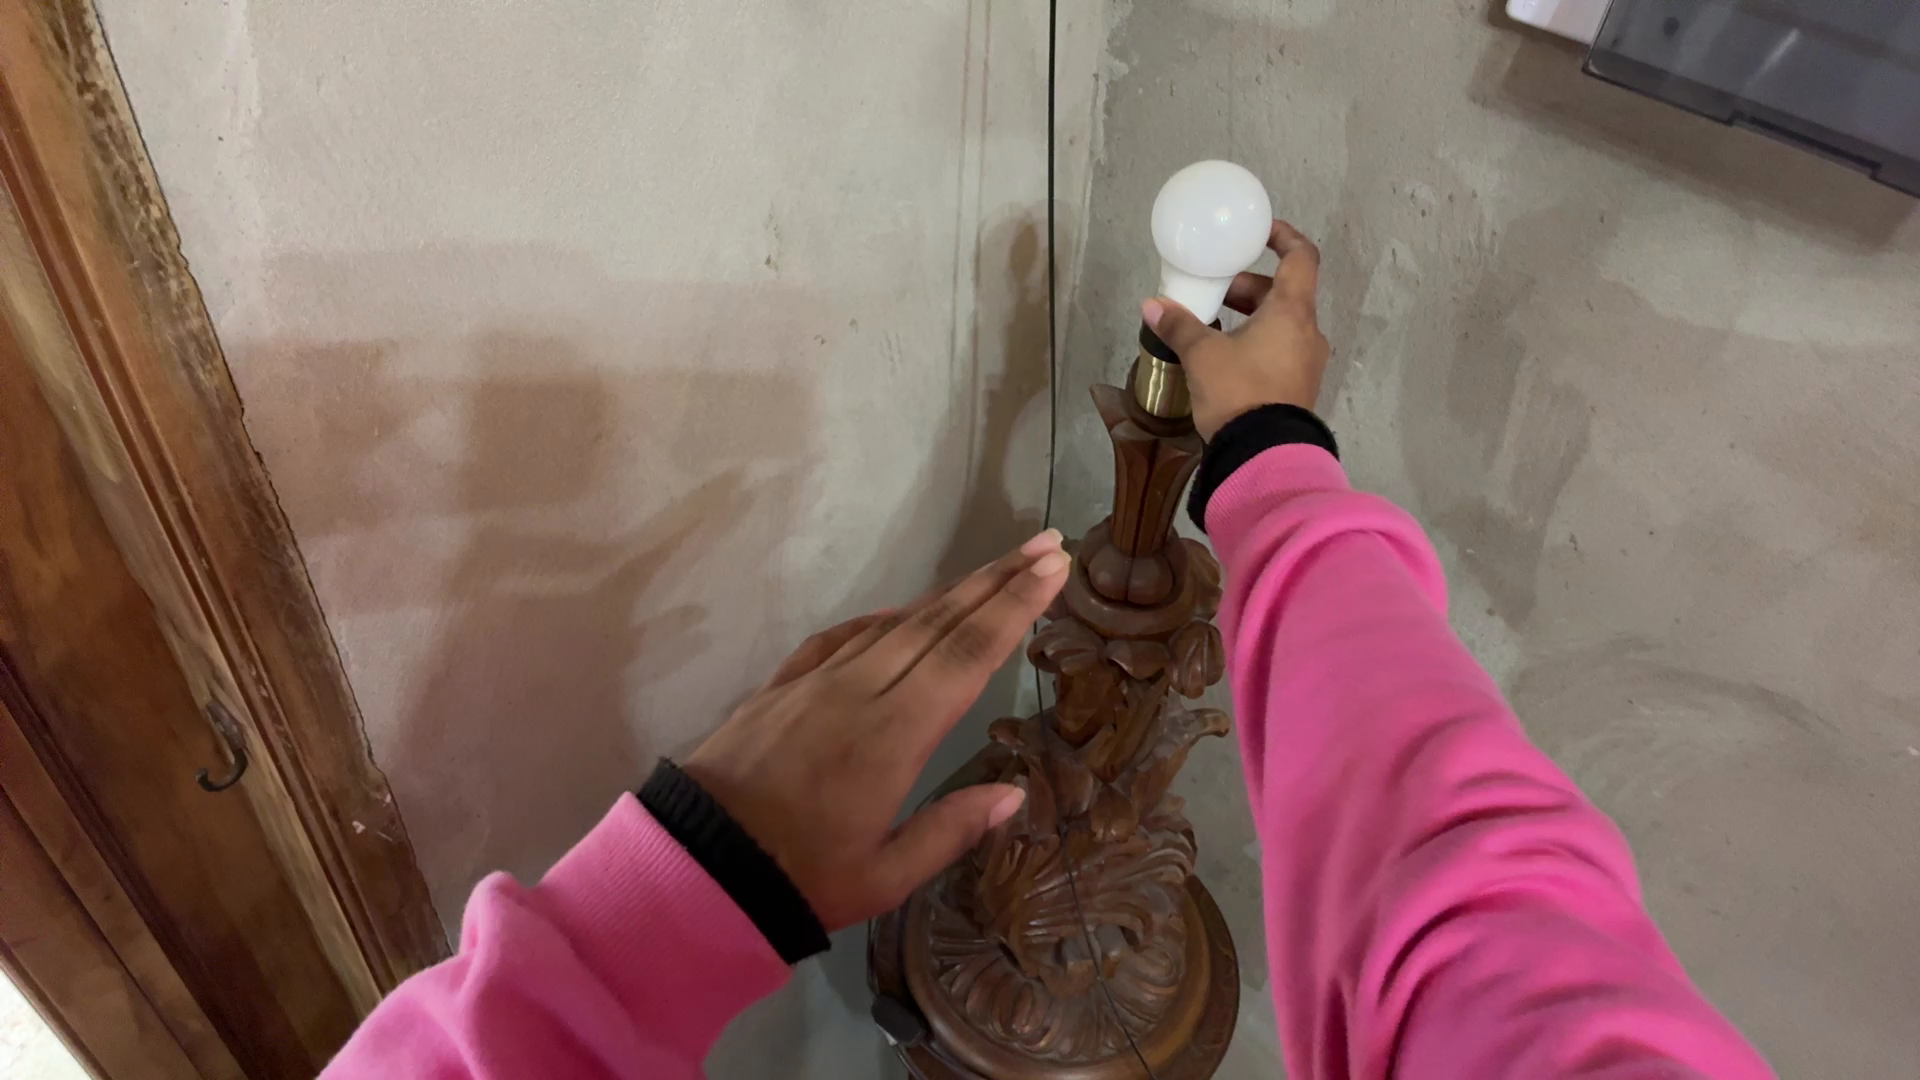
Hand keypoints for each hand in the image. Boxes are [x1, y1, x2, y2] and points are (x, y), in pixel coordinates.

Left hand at [683, 530, 1070, 930]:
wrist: (695, 864)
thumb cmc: (799, 878)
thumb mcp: (885, 876)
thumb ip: (952, 829)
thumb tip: (1016, 793)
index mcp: (896, 734)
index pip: (969, 655)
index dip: (1014, 607)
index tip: (1051, 569)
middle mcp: (863, 690)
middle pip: (941, 622)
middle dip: (997, 580)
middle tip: (1043, 546)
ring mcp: (819, 679)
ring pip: (897, 622)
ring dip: (950, 594)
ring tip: (992, 573)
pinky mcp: (784, 682)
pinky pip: (844, 636)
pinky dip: (882, 619)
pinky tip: (900, 614)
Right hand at [1141, 219, 1328, 440]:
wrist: (1263, 452)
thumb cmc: (1238, 390)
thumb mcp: (1201, 355)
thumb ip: (1179, 326)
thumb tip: (1151, 305)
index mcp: (1292, 311)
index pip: (1300, 257)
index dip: (1283, 238)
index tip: (1260, 233)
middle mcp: (1308, 331)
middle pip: (1284, 294)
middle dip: (1249, 289)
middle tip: (1216, 294)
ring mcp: (1307, 362)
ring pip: (1282, 326)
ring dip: (1251, 319)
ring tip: (1214, 329)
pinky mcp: (1298, 389)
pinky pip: (1280, 352)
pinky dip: (1257, 345)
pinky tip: (1227, 360)